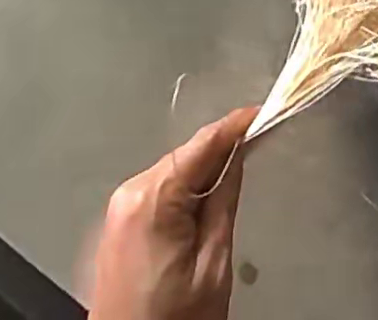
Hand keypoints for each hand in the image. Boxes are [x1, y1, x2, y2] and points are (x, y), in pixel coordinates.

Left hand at [86, 106, 258, 319]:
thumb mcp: (212, 267)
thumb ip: (223, 204)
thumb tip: (236, 159)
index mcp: (153, 197)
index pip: (200, 146)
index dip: (232, 126)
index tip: (258, 111)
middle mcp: (130, 189)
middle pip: (184, 158)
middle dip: (218, 151)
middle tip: (254, 142)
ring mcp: (120, 204)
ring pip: (171, 173)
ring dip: (201, 172)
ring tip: (234, 173)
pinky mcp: (119, 219)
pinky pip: (157, 190)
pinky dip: (182, 190)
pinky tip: (202, 201)